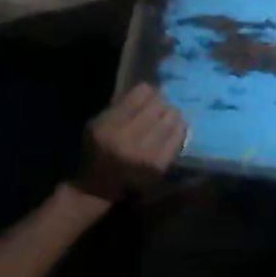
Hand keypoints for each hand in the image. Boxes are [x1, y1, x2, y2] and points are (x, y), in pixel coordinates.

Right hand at [73, 83, 187, 202]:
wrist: (99, 187)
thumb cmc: (96, 151)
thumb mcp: (96, 123)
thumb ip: (118, 105)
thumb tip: (147, 88)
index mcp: (109, 126)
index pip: (140, 95)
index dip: (147, 91)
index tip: (148, 94)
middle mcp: (128, 139)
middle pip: (158, 105)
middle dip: (159, 103)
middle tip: (158, 106)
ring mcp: (147, 153)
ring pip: (172, 118)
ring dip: (170, 114)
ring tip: (165, 117)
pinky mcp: (160, 165)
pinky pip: (179, 136)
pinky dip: (178, 128)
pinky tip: (173, 128)